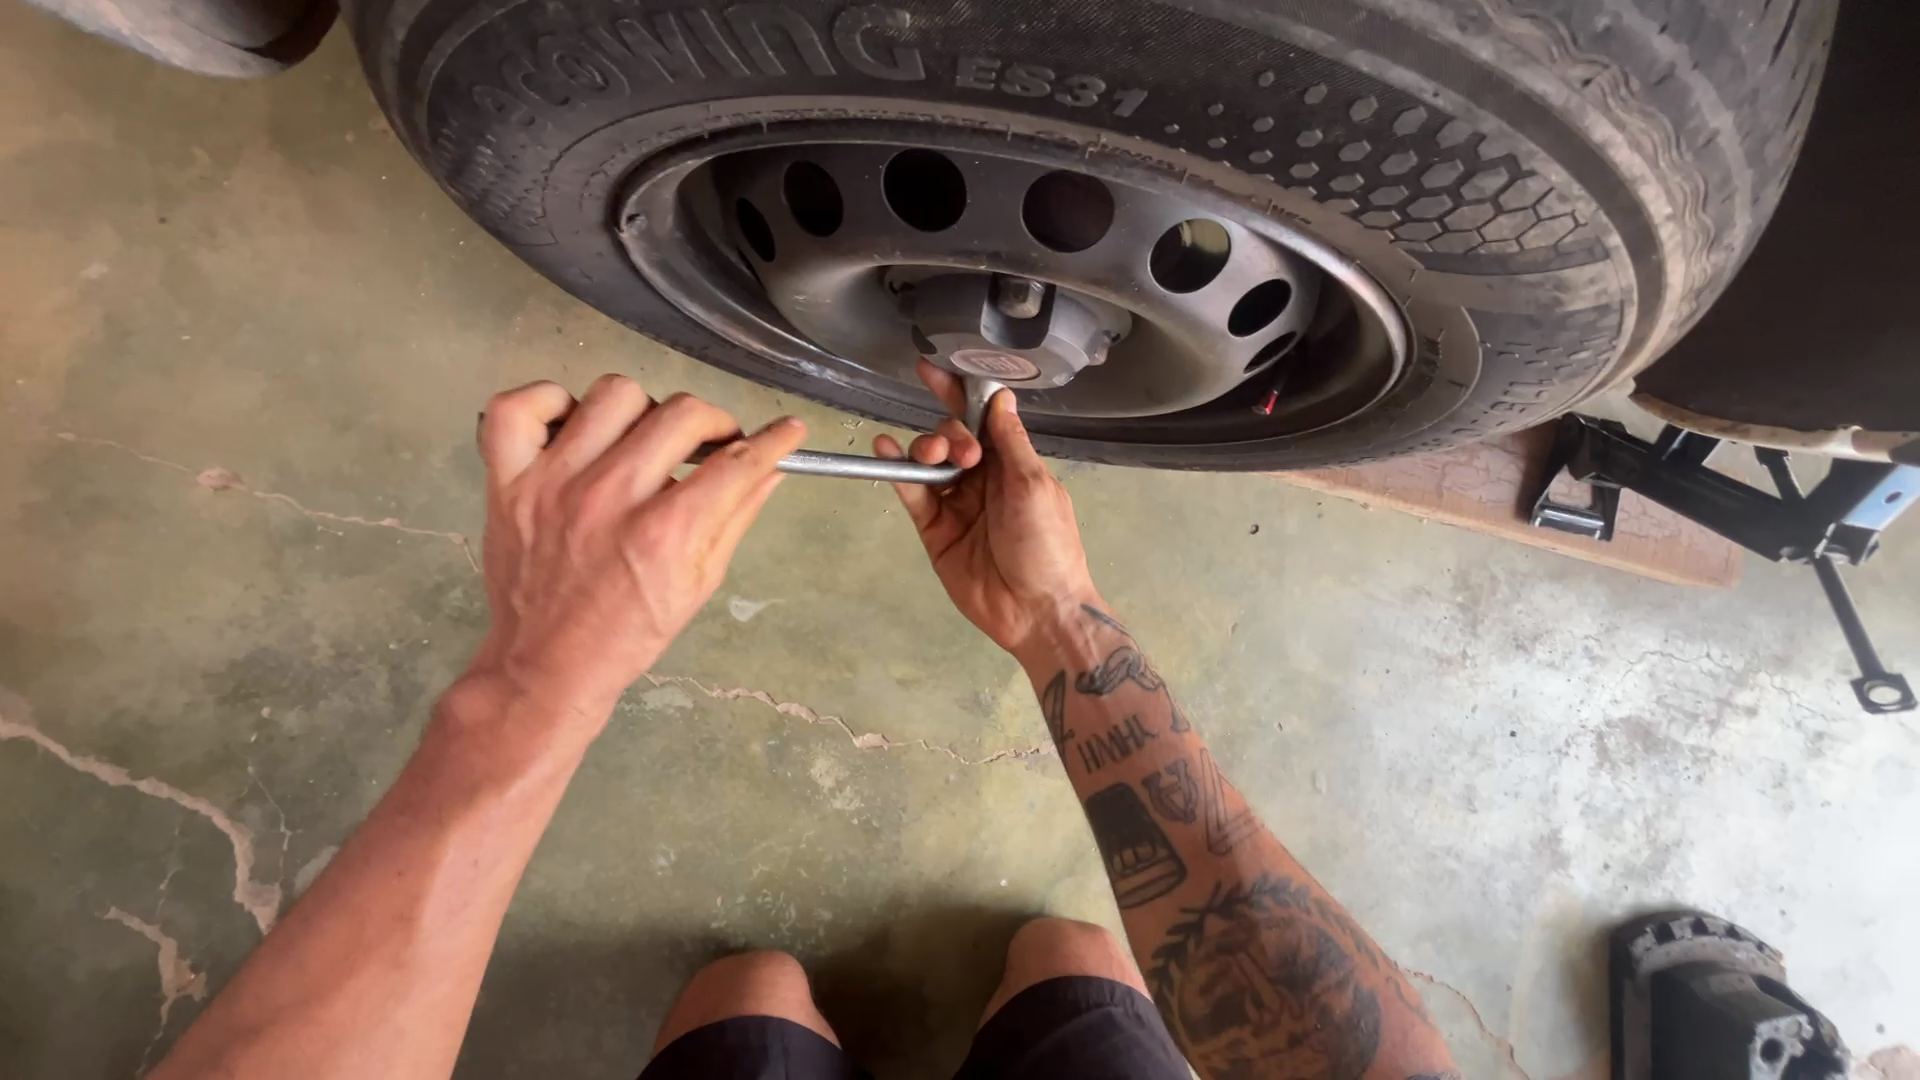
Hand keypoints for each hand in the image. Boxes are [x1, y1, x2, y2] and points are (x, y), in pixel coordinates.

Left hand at [467, 375, 806, 723]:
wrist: (548, 663)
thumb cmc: (633, 630)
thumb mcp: (701, 582)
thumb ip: (736, 517)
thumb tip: (772, 471)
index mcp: (666, 531)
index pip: (737, 462)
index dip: (775, 441)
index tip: (790, 431)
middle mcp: (611, 496)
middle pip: (683, 414)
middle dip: (716, 424)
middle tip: (714, 445)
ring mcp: (553, 482)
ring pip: (614, 394)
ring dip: (646, 411)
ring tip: (646, 439)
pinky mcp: (508, 480)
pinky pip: (520, 406)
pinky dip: (549, 400)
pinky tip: (577, 425)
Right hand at [874, 361, 1099, 654]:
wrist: (1035, 610)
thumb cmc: (1047, 544)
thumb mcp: (1035, 485)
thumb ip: (1011, 441)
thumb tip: (1002, 397)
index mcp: (1014, 465)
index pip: (981, 419)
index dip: (958, 393)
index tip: (932, 368)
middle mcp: (983, 479)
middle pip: (951, 437)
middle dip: (948, 432)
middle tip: (961, 454)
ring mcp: (956, 504)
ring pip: (929, 462)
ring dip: (924, 447)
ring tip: (931, 456)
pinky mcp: (934, 529)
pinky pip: (913, 494)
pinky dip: (897, 471)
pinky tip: (885, 451)